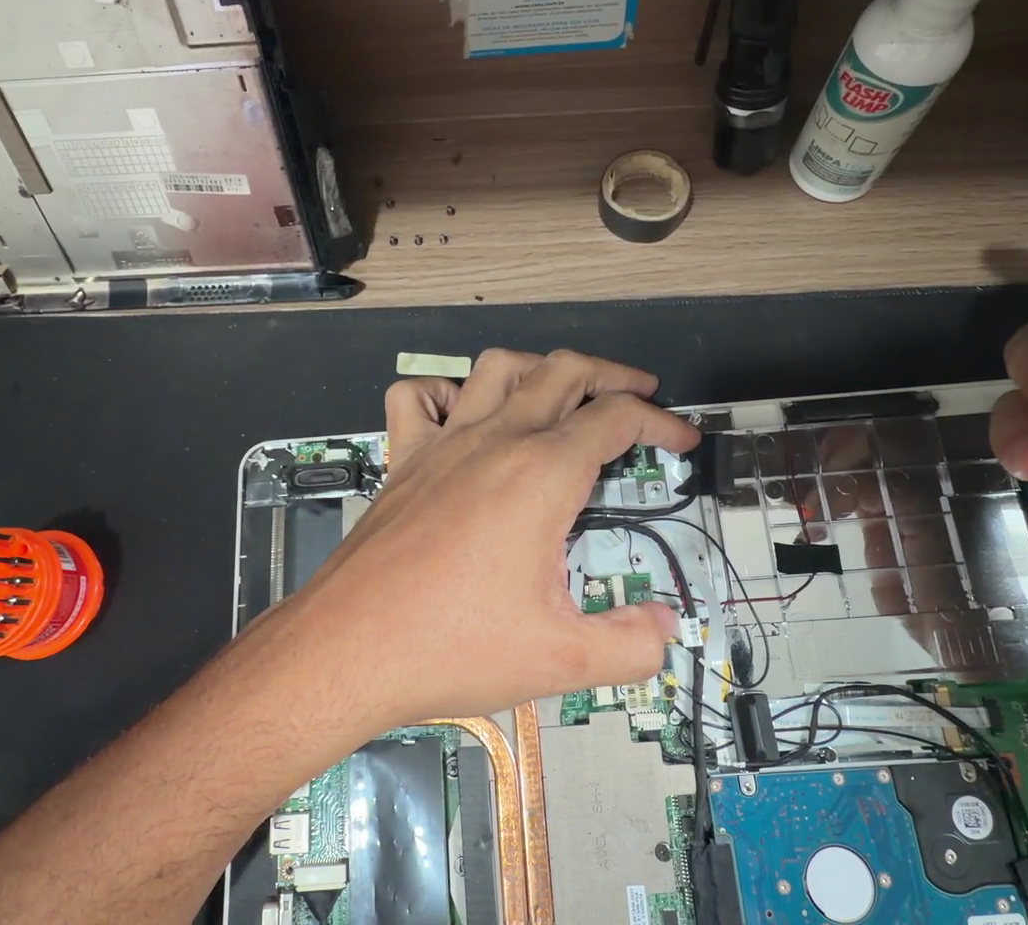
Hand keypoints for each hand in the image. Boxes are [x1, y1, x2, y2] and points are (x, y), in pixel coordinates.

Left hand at [280, 349, 698, 724]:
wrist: (348, 650)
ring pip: (497, 368)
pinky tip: (462, 414)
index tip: (680, 440)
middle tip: (639, 396)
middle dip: (613, 375)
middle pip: (564, 371)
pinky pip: (417, 399)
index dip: (660, 422)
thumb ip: (631, 643)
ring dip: (540, 368)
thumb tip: (662, 626)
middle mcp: (494, 442)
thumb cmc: (450, 648)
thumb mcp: (562, 660)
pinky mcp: (402, 461)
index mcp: (541, 475)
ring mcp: (442, 445)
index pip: (616, 418)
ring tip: (563, 391)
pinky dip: (445, 392)